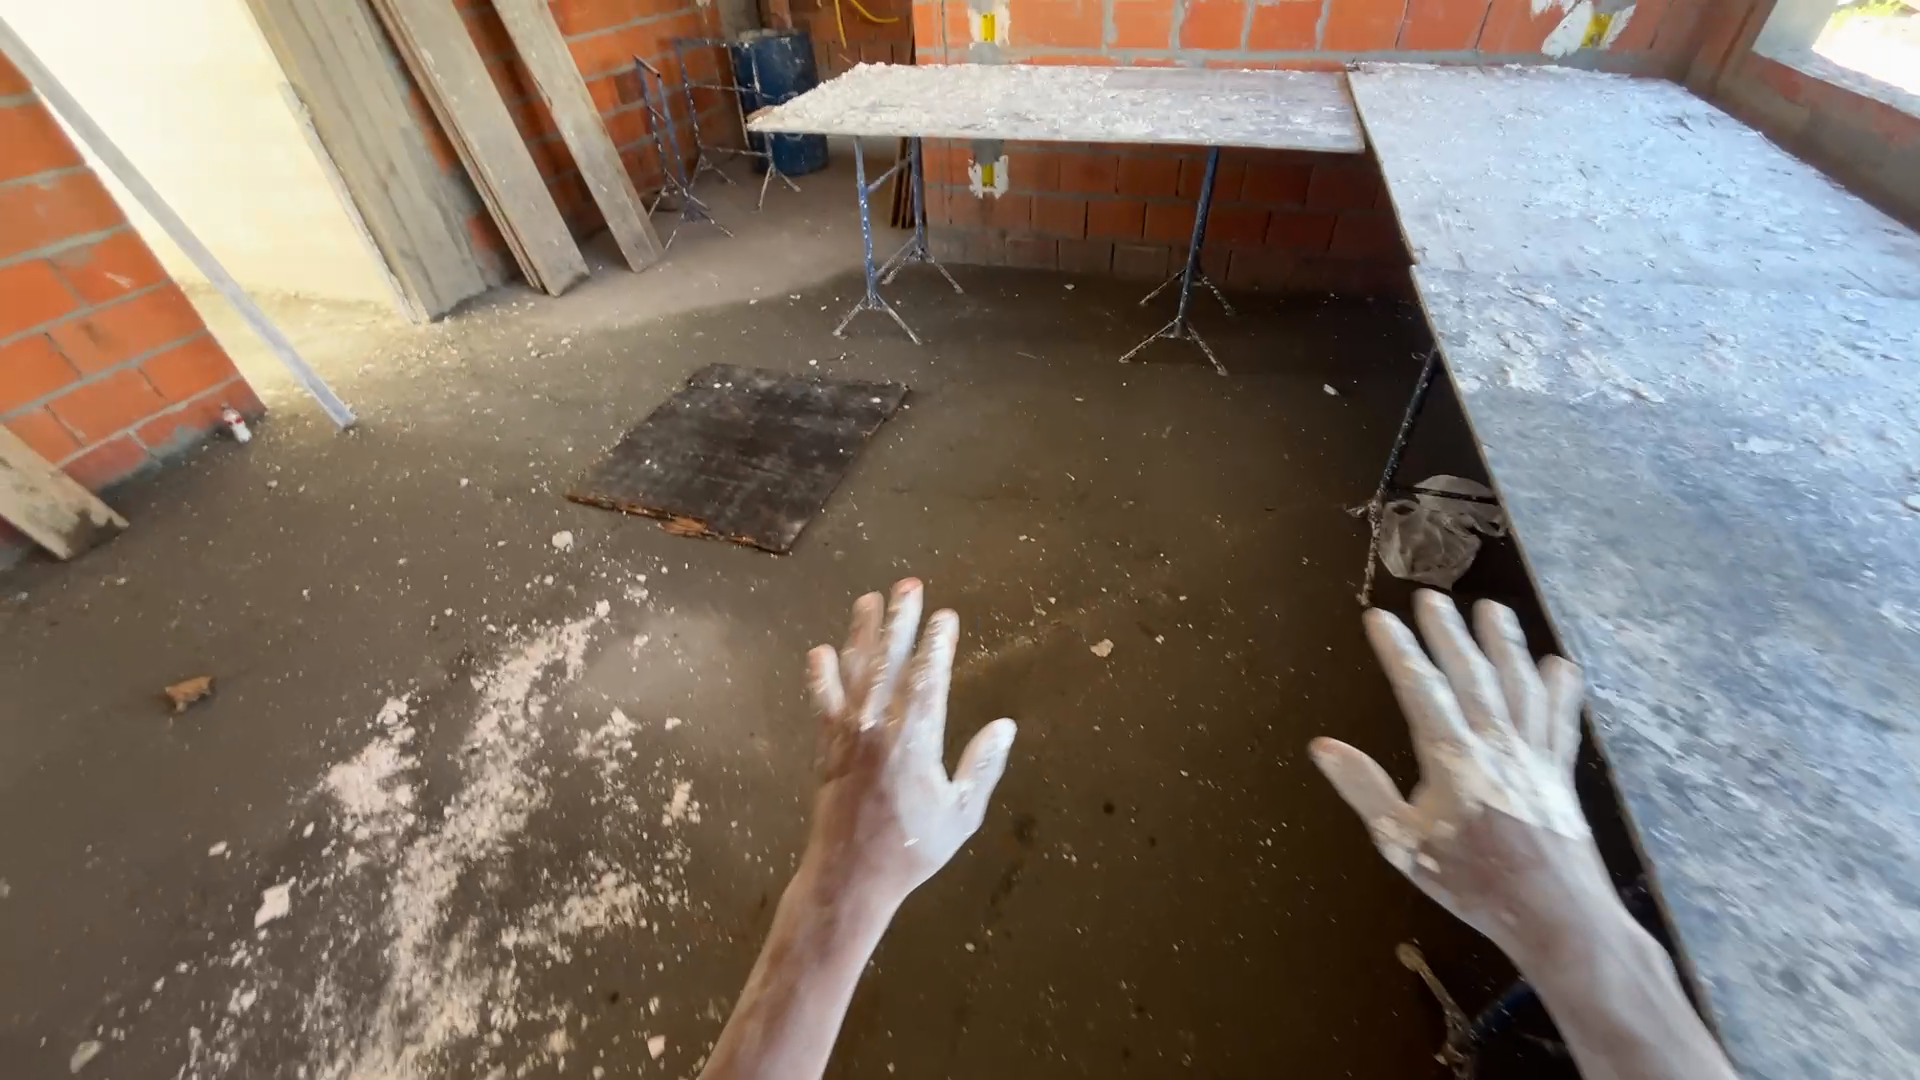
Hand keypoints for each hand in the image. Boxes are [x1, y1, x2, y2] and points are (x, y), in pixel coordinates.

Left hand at [803, 579, 1017, 908]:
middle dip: (900, 621)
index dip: (937, 643)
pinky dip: (821, 676)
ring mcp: (848, 734)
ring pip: (854, 672)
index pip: (929, 678)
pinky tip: (819, 652)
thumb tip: (1005, 726)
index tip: (945, 615)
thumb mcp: (962, 815)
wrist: (849, 878)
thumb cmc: (912, 848)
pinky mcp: (827, 747)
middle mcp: (878, 727)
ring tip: (868, 600)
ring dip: (862, 633)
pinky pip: (822, 702)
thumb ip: (982, 767)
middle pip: (890, 662)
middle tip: (908, 586)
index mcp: (916, 740)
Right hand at [1311, 590, 1618, 965]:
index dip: (1397, 650)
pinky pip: (1560, 721)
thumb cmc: (1472, 881)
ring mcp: (1534, 756)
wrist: (1561, 920)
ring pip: (1518, 687)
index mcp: (1453, 759)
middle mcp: (1496, 746)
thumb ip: (1364, 789)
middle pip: (1471, 676)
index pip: (1420, 689)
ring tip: (1492, 609)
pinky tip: (1557, 664)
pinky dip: (1559, 689)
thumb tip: (1323, 746)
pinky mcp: (1559, 773)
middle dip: (1448, 634)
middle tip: (1431, 598)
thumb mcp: (1402, 844)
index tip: (1378, 617)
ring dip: (1503, 644)